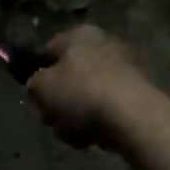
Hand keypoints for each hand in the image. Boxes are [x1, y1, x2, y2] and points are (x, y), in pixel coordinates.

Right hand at [25, 25, 151, 147]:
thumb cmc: (79, 94)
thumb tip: (38, 85)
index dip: (37, 76)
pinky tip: (93, 134)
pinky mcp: (136, 90)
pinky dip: (96, 121)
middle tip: (52, 120)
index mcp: (78, 34)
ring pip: (85, 94)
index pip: (47, 52)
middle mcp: (103, 42)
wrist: (129, 115)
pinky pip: (105, 107)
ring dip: (75, 115)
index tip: (35, 99)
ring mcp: (123, 66)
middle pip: (68, 76)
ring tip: (74, 132)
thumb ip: (33, 84)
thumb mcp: (40, 89)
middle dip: (58, 101)